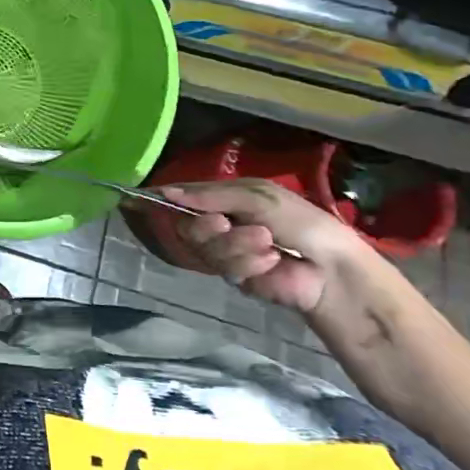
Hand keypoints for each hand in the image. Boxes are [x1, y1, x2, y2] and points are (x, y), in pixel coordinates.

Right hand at [159, 179, 373, 316]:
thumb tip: (167, 193)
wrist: (331, 267)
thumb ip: (211, 196)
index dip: (164, 197)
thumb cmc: (300, 222)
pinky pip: (223, 267)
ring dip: (236, 245)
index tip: (138, 198)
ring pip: (205, 247)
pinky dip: (247, 262)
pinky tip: (271, 262)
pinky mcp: (235, 276)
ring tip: (266, 244)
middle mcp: (222, 221)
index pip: (186, 195)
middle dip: (206, 226)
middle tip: (224, 224)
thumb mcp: (256, 197)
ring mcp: (227, 250)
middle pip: (188, 224)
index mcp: (227, 196)